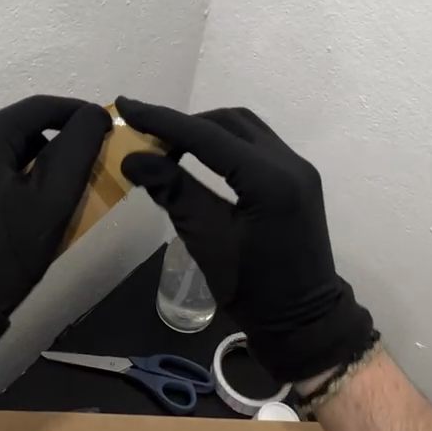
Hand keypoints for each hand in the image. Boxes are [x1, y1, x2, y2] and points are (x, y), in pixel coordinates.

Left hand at [0, 95, 112, 365]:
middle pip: (14, 128)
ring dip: (23, 160)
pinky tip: (11, 203)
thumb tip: (93, 114)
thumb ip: (78, 148)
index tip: (101, 125)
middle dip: (50, 141)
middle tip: (78, 166)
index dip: (75, 112)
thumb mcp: (54, 200)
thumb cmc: (7, 254)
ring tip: (46, 189)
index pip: (38, 108)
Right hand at [115, 97, 375, 383]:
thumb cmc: (254, 291)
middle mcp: (289, 162)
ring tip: (168, 144)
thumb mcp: (207, 241)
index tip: (127, 107)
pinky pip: (256, 143)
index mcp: (269, 179)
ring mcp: (298, 168)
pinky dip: (224, 142)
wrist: (304, 323)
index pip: (207, 136)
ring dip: (205, 129)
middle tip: (145, 134)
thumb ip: (173, 192)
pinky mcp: (298, 178)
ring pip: (244, 127)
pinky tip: (199, 155)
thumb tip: (132, 158)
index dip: (163, 120)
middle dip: (184, 124)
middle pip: (228, 122)